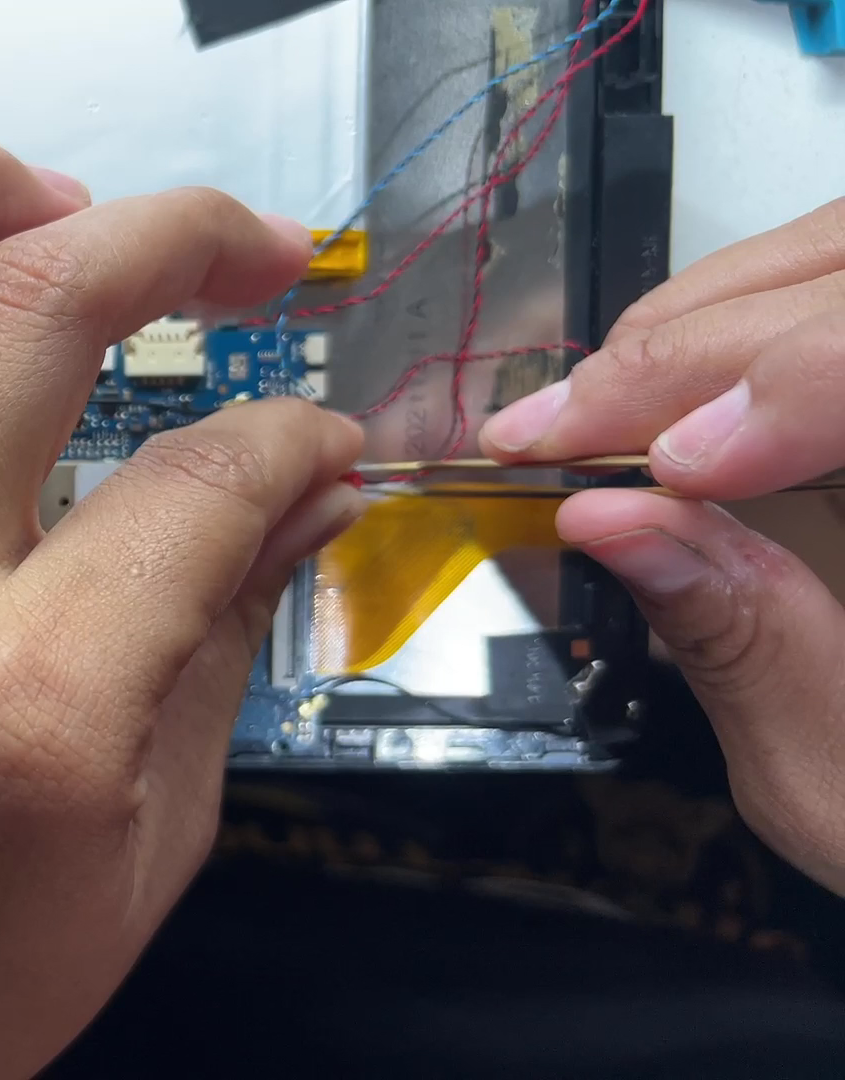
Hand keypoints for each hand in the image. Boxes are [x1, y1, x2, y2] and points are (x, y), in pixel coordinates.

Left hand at [0, 138, 361, 1077]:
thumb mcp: (151, 834)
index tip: (312, 432)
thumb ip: (221, 637)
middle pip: (27, 316)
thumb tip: (297, 491)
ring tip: (32, 191)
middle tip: (232, 238)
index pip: (203, 484)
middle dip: (164, 235)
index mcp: (30, 703)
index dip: (291, 437)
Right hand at [482, 198, 844, 894]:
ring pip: (839, 259)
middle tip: (555, 423)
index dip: (795, 374)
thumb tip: (600, 521)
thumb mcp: (835, 779)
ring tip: (587, 409)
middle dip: (701, 339)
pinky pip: (819, 299)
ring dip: (699, 321)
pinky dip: (726, 327)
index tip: (631, 463)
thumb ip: (735, 635)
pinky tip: (652, 397)